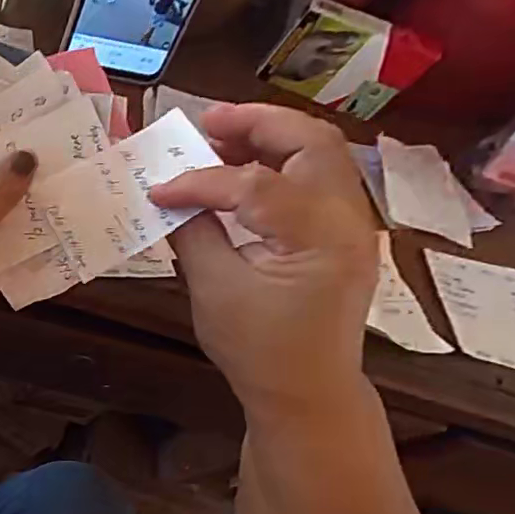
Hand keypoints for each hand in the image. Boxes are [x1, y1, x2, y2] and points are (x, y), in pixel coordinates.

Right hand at [150, 104, 379, 413]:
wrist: (307, 393)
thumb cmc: (259, 350)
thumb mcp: (216, 292)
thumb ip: (194, 233)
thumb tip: (173, 197)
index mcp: (319, 238)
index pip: (254, 185)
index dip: (201, 182)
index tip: (160, 189)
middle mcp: (349, 220)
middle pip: (312, 142)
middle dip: (257, 123)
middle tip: (208, 121)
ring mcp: (354, 226)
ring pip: (321, 155)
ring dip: (272, 139)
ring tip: (223, 138)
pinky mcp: (344, 235)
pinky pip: (318, 180)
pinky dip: (283, 165)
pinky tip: (246, 173)